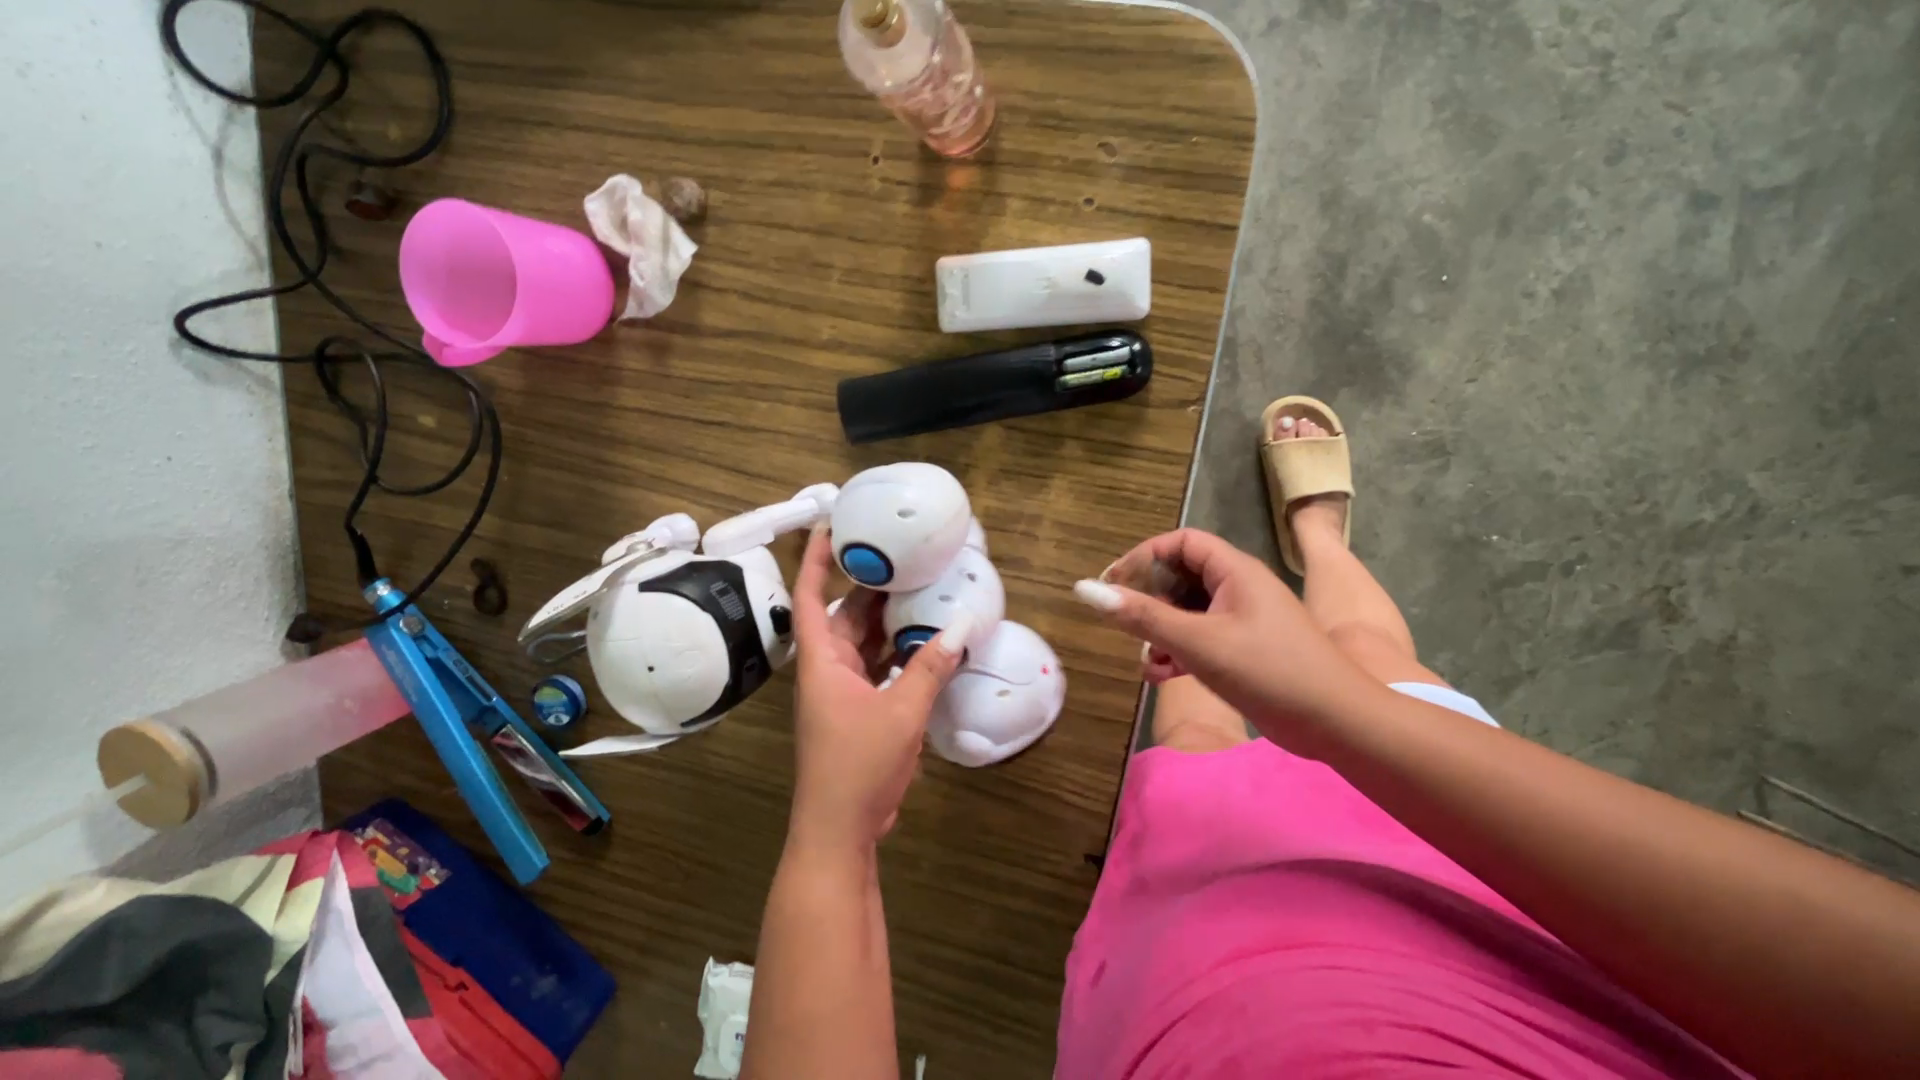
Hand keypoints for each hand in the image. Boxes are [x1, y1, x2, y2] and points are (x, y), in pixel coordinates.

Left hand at [787, 525, 966, 848]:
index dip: (815, 560)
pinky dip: (901, 655)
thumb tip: (962, 627)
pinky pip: (880, 670)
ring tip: (924, 589)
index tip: (829, 526)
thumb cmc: (857, 765)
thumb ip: (930, 669)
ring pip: (866, 643)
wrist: (840, 829)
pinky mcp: (861, 712)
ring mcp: (844, 693)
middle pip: (846, 616)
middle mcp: (829, 670)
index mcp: (823, 662)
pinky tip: (931, 642)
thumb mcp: (900, 714)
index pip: (812, 598)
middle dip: (871, 587)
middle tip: (904, 555)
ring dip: (890, 621)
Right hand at [1074, 528, 1370, 744]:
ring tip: (1144, 661)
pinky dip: (1179, 653)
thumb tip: (1085, 590)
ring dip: (1161, 632)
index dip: (1143, 556)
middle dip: (1148, 600)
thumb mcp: (1197, 642)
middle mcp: (1240, 588)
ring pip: (1189, 613)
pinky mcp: (1248, 652)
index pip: (1181, 542)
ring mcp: (1245, 621)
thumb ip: (1141, 616)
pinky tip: (1162, 677)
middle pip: (1181, 577)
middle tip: (1122, 625)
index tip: (1111, 584)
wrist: (1336, 722)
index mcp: (1235, 571)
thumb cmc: (1268, 671)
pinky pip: (1203, 640)